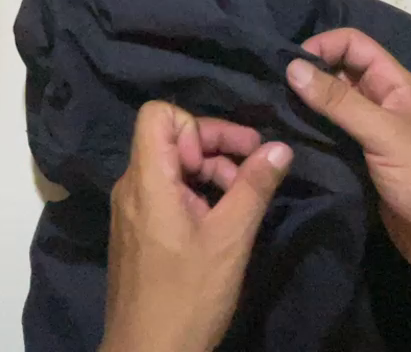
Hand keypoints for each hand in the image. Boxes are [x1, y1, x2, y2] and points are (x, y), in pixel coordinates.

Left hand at [101, 101, 292, 351]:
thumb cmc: (187, 295)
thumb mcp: (230, 239)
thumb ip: (254, 187)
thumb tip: (279, 147)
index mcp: (147, 178)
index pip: (158, 113)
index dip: (194, 126)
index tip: (218, 161)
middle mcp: (132, 185)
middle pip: (170, 137)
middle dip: (213, 147)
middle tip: (253, 169)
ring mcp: (131, 208)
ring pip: (171, 165)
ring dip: (209, 173)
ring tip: (240, 202)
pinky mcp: (137, 229)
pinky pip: (164, 190)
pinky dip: (195, 193)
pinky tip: (219, 222)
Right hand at [285, 29, 410, 294]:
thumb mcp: (384, 135)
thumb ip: (339, 102)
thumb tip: (292, 66)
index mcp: (395, 84)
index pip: (353, 44)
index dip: (323, 45)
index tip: (289, 65)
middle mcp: (381, 101)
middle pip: (338, 72)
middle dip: (307, 75)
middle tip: (271, 88)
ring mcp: (370, 132)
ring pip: (331, 105)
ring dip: (305, 105)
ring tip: (271, 110)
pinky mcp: (360, 160)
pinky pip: (330, 135)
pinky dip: (309, 132)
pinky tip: (286, 136)